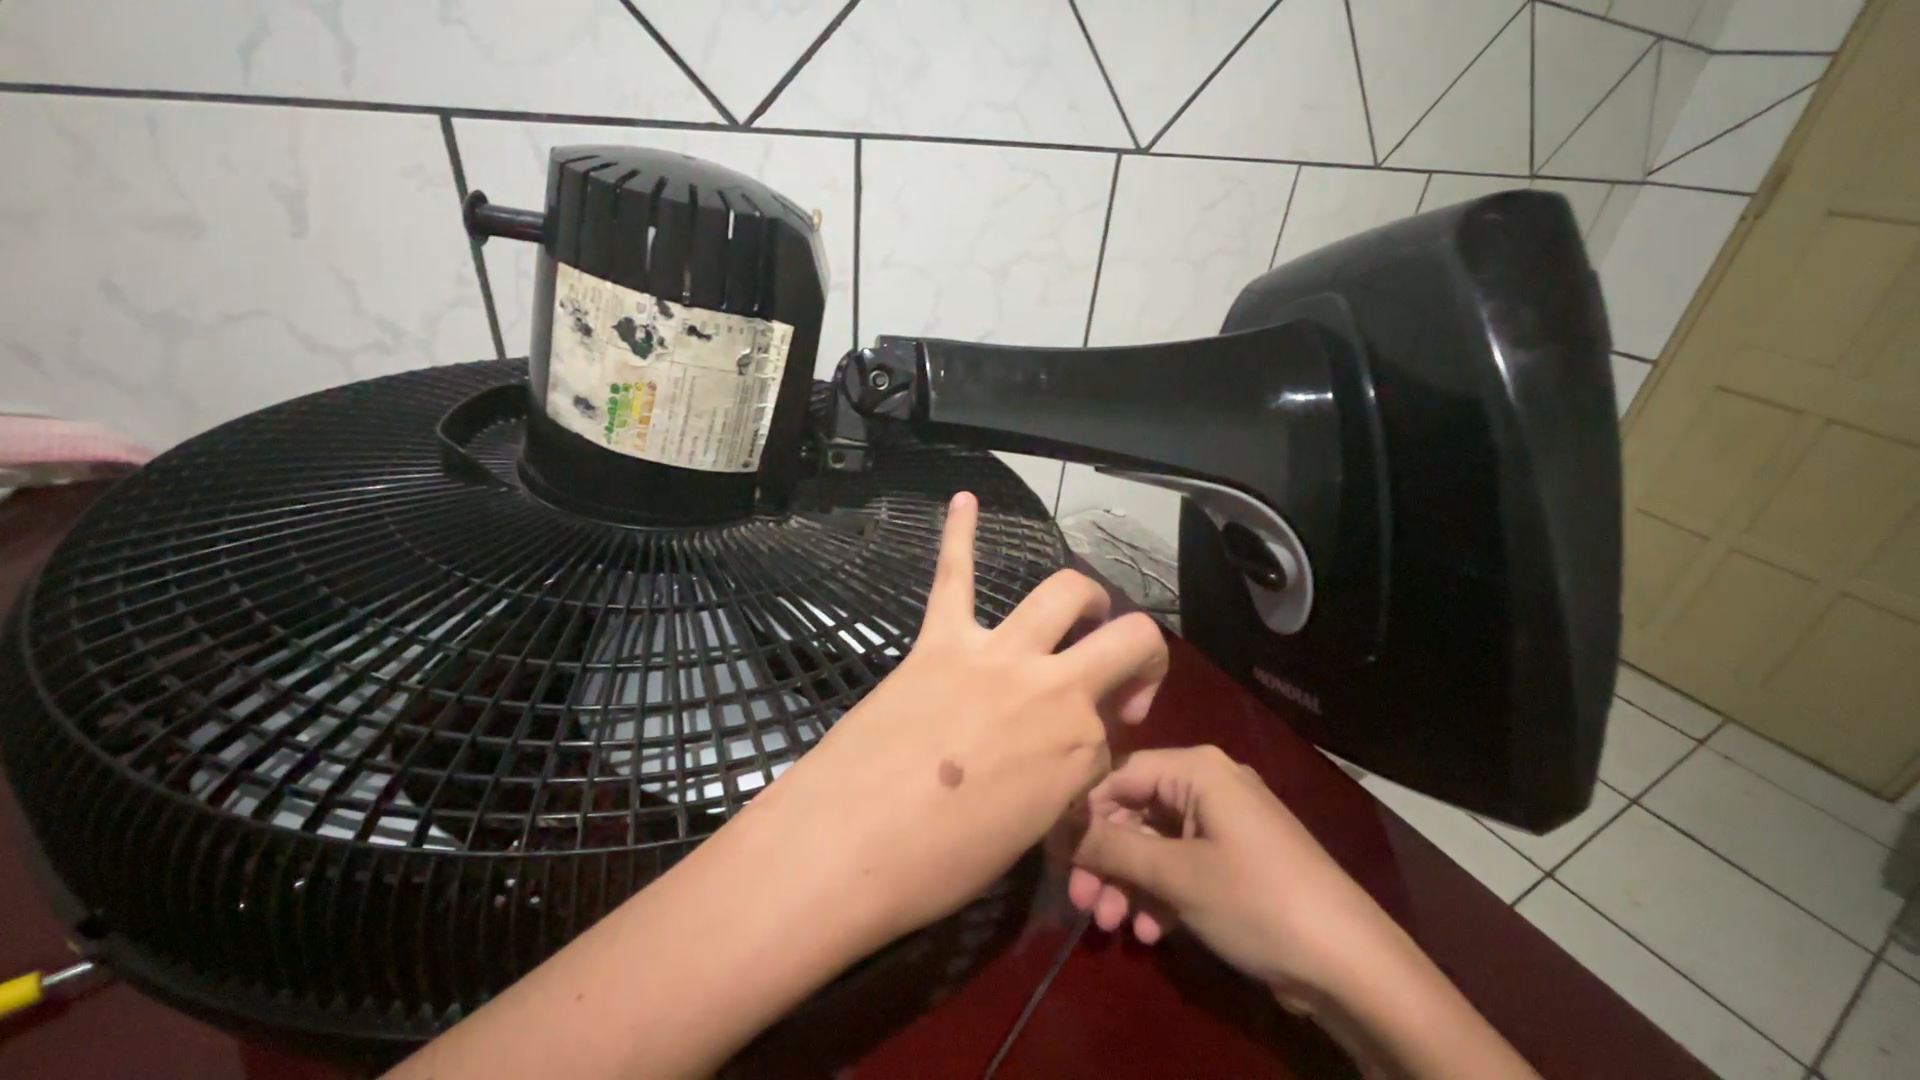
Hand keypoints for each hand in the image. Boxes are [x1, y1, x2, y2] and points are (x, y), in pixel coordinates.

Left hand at [754, 492, 1169, 943]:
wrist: (844, 846)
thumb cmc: (936, 866)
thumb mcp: (1027, 839)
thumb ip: (1060, 786)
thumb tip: (1060, 757)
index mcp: (1080, 747)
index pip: (1112, 733)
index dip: (1100, 749)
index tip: (1074, 773)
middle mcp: (1052, 686)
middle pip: (1128, 639)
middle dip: (1139, 657)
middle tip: (1114, 686)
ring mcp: (994, 653)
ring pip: (1065, 592)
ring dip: (1086, 599)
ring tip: (1080, 612)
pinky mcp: (938, 640)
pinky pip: (954, 575)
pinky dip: (959, 534)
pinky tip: (963, 498)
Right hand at [1068, 745, 1395, 1003]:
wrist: (1349, 964)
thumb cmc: (1255, 901)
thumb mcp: (1176, 875)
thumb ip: (1113, 849)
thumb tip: (1062, 830)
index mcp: (1197, 770)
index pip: (1119, 774)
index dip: (1083, 813)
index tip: (1054, 854)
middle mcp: (1209, 787)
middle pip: (1135, 813)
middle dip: (1105, 859)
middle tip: (1079, 902)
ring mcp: (1225, 827)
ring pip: (1155, 845)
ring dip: (1128, 883)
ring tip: (1110, 925)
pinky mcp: (1235, 863)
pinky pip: (1181, 867)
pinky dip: (1159, 895)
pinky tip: (1148, 933)